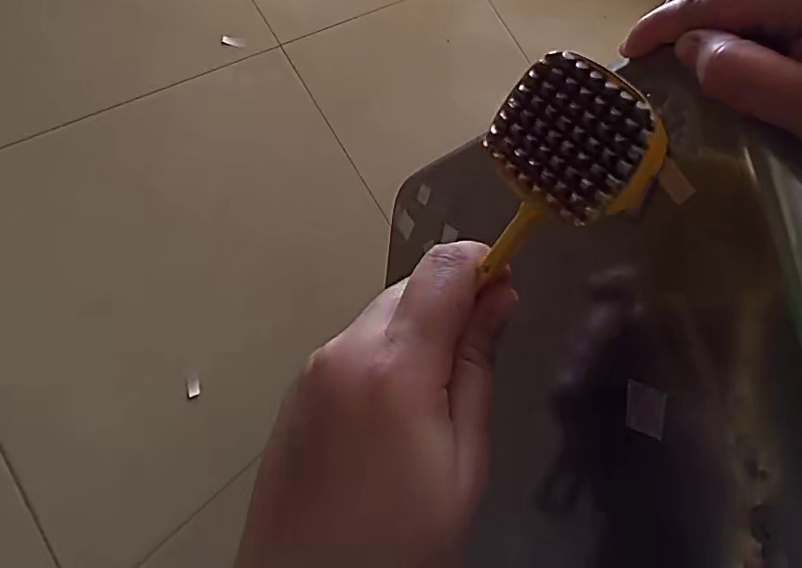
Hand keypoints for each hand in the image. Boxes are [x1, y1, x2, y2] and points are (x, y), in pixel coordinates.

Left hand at [234, 242, 517, 567]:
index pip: (444, 268)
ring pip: (385, 312)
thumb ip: (479, 364)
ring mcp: (313, 371)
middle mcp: (345, 353)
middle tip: (478, 352)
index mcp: (393, 367)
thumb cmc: (396, 548)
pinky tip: (393, 412)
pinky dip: (386, 352)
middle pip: (414, 285)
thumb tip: (499, 298)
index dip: (482, 262)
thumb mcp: (464, 460)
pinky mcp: (296, 392)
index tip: (505, 285)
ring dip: (419, 327)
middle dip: (452, 301)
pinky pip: (356, 344)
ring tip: (434, 397)